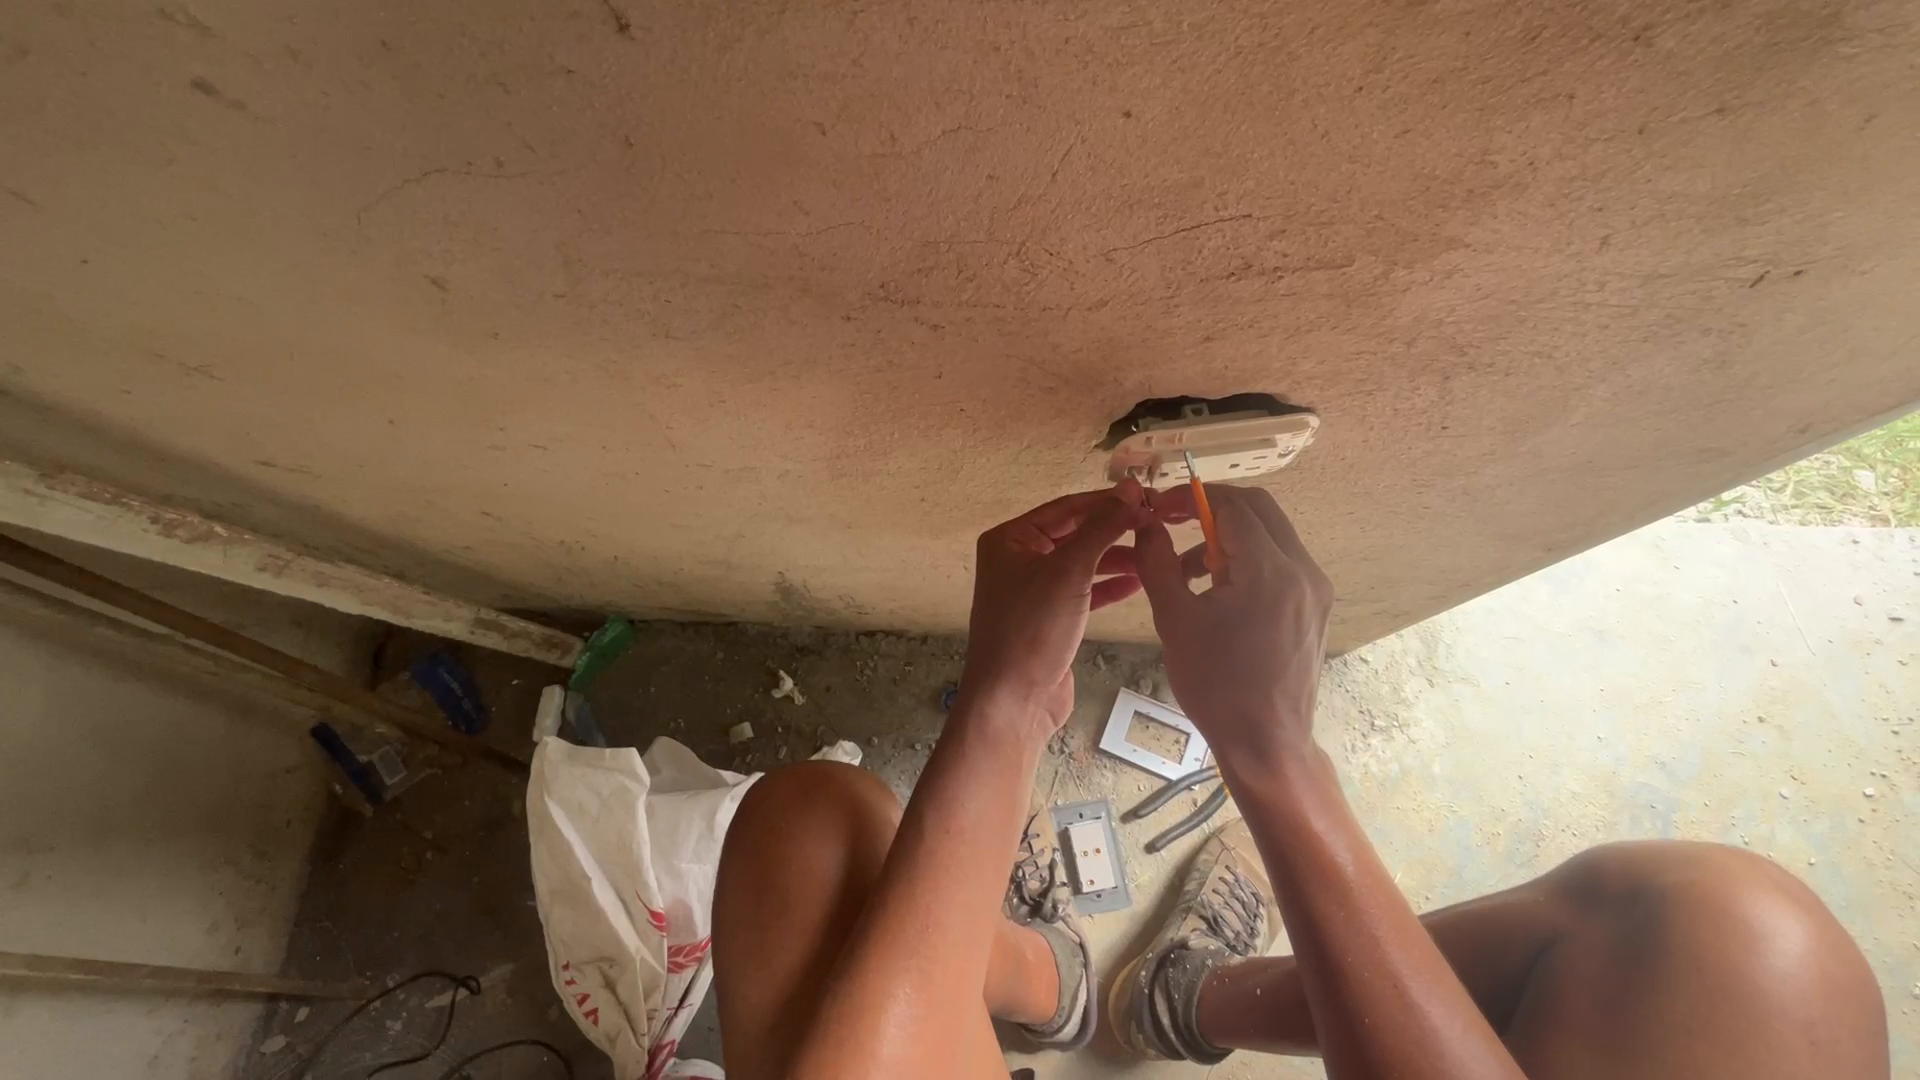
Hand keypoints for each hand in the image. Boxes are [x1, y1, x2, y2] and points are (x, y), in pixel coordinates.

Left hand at [960, 481, 1147, 731]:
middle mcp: (1017, 559)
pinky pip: (1082, 591)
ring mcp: (1032, 590)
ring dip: (1115, 559)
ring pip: (1081, 563)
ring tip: (1154, 554)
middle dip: (1113, 531)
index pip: (1066, 507)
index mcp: (1010, 539)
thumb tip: (1129, 490)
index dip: (1106, 502)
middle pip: (1074, 534)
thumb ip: (1101, 529)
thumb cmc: (1033, 628)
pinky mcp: (1049, 617)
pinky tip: (1138, 583)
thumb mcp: (1069, 571)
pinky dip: (1107, 586)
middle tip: (1156, 524)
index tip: (1146, 496)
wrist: (1013, 698)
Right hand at [1134, 484, 1333, 766]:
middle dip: (1213, 508)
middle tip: (1174, 520)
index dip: (1191, 497)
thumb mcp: (1174, 620)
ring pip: (1272, 534)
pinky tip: (1218, 590)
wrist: (1266, 741)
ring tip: (1188, 569)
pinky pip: (1281, 561)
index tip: (1159, 506)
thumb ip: (1158, 562)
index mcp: (1268, 572)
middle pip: (1259, 509)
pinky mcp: (1315, 606)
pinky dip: (1247, 558)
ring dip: (1229, 535)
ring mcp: (1315, 588)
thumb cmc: (1215, 684)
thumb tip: (1146, 525)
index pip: (1233, 506)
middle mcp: (1302, 571)